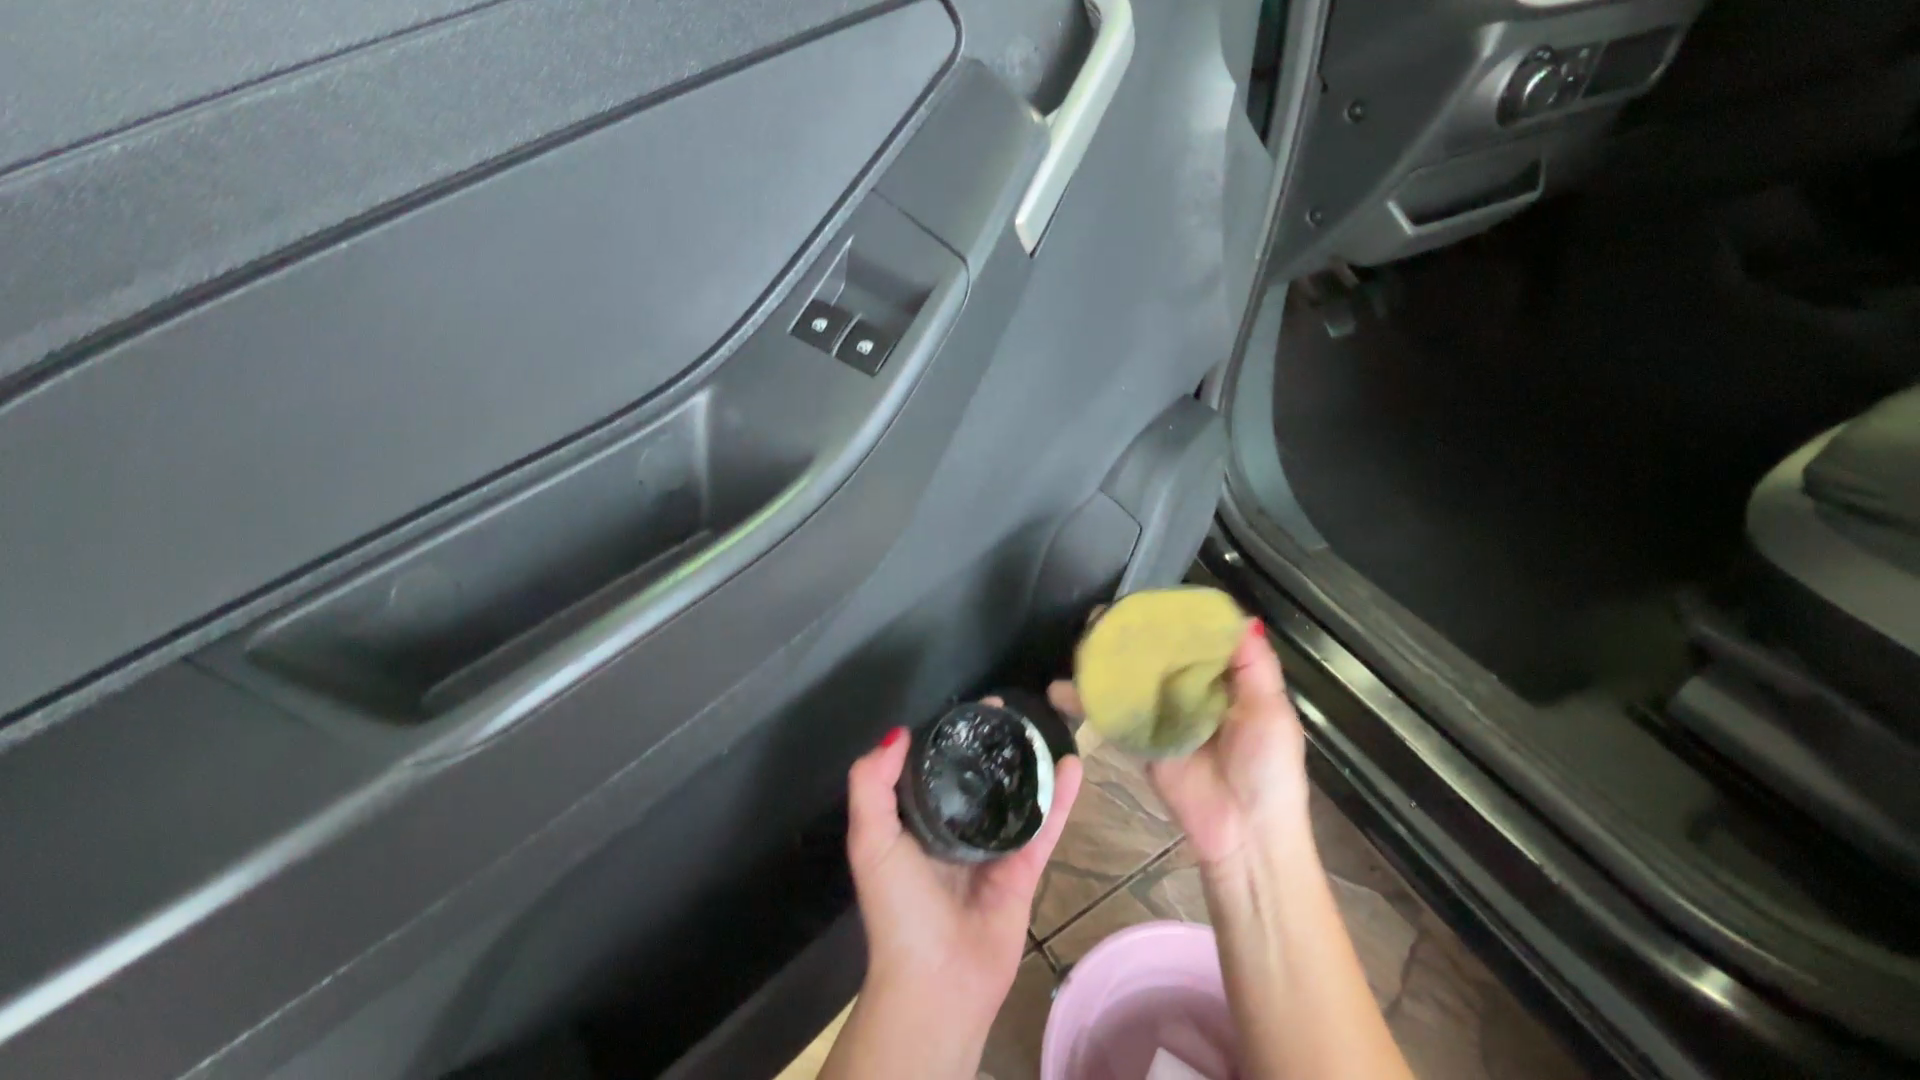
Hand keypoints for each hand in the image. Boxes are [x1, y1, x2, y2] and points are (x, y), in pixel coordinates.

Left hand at [843, 701, 1083, 1041]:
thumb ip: (872, 786)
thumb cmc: (899, 910)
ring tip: (1045, 728)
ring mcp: (993, 852)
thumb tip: (898, 733)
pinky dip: (1060, 797)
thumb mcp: (871, 842)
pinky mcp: (1025, 871)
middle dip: (991, 746)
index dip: (950, 737)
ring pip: (1016, 798)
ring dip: (1030, 765)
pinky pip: (1044, 826)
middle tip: (1010, 711)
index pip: (934, 770)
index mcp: (917, 825)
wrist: (938, 981)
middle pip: (978, 780)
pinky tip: (1073, 765)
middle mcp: (955, 833)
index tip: (968, 709)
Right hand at [1048, 620, 1306, 866]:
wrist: (1244, 833)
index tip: (1146, 597)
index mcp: (1225, 681)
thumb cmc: (1267, 769)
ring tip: (1079, 644)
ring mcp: (1161, 717)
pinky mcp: (1139, 743)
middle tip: (1101, 616)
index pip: (1195, 640)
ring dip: (1103, 663)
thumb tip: (1242, 618)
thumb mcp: (1272, 712)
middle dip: (1129, 636)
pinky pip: (1112, 718)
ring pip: (1129, 682)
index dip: (1172, 618)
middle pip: (1155, 656)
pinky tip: (1062, 690)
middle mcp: (1189, 693)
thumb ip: (1254, 666)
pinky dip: (1087, 704)